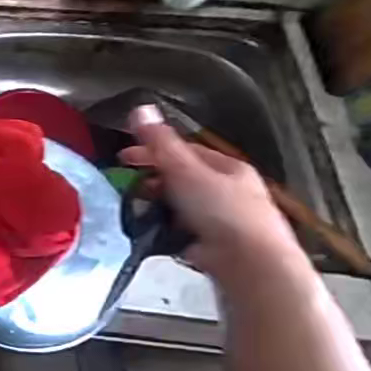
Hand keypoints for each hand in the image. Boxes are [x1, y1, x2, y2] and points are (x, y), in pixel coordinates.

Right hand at [118, 104, 300, 276]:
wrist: (248, 263)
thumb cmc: (221, 211)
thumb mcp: (186, 171)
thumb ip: (160, 143)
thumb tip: (139, 107)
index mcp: (228, 168)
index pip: (186, 151)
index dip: (152, 150)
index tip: (122, 157)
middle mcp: (229, 190)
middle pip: (183, 178)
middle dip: (153, 178)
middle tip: (125, 184)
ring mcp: (222, 219)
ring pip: (180, 204)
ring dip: (156, 205)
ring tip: (133, 209)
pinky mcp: (213, 245)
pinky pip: (180, 229)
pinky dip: (163, 227)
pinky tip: (149, 232)